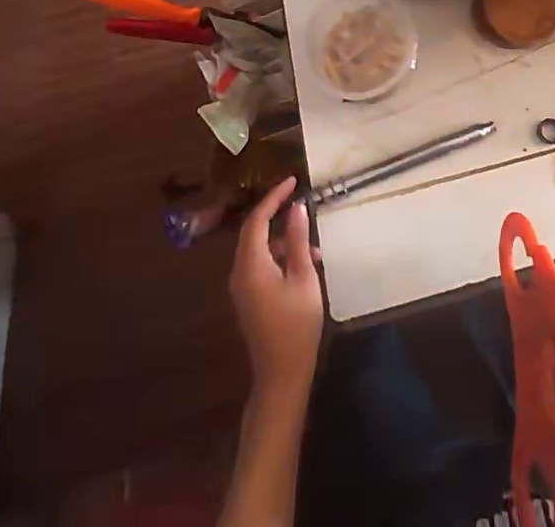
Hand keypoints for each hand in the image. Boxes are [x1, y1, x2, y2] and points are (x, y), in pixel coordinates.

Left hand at [230, 177, 323, 394]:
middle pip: (254, 232)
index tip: (293, 181)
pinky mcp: (249, 296)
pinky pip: (261, 264)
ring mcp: (242, 285)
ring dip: (284, 240)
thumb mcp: (304, 278)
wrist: (282, 373)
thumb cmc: (297, 325)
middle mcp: (240, 271)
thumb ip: (299, 241)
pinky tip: (306, 263)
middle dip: (277, 214)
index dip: (273, 197)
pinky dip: (281, 256)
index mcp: (251, 264)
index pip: (257, 220)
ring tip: (314, 246)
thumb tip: (297, 209)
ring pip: (260, 248)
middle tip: (300, 200)